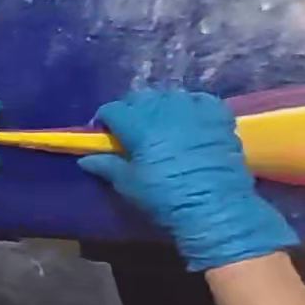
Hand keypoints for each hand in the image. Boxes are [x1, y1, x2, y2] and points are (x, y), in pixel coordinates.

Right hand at [77, 88, 297, 270]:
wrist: (216, 210)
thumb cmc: (164, 197)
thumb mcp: (127, 184)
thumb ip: (106, 166)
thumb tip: (86, 159)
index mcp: (137, 126)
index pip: (112, 109)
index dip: (104, 120)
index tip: (103, 134)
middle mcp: (164, 110)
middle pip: (139, 97)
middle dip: (130, 110)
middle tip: (130, 131)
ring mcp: (194, 111)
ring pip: (169, 95)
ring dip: (159, 106)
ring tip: (159, 124)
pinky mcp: (219, 118)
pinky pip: (201, 100)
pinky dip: (190, 105)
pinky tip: (189, 120)